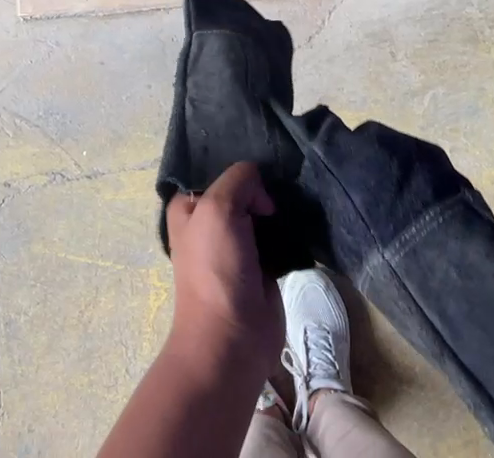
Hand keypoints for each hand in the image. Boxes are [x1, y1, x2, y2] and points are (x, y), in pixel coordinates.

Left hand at [164, 162, 283, 369]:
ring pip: (261, 209)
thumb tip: (261, 191)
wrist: (232, 337)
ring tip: (299, 191)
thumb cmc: (216, 268)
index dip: (236, 164)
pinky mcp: (261, 262)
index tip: (262, 157)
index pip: (213, 168)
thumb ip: (238, 180)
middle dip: (261, 182)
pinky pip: (277, 234)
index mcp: (189, 206)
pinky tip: (304, 215)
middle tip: (286, 174)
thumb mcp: (218, 208)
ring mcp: (236, 242)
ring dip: (278, 203)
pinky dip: (289, 227)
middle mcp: (210, 221)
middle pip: (240, 187)